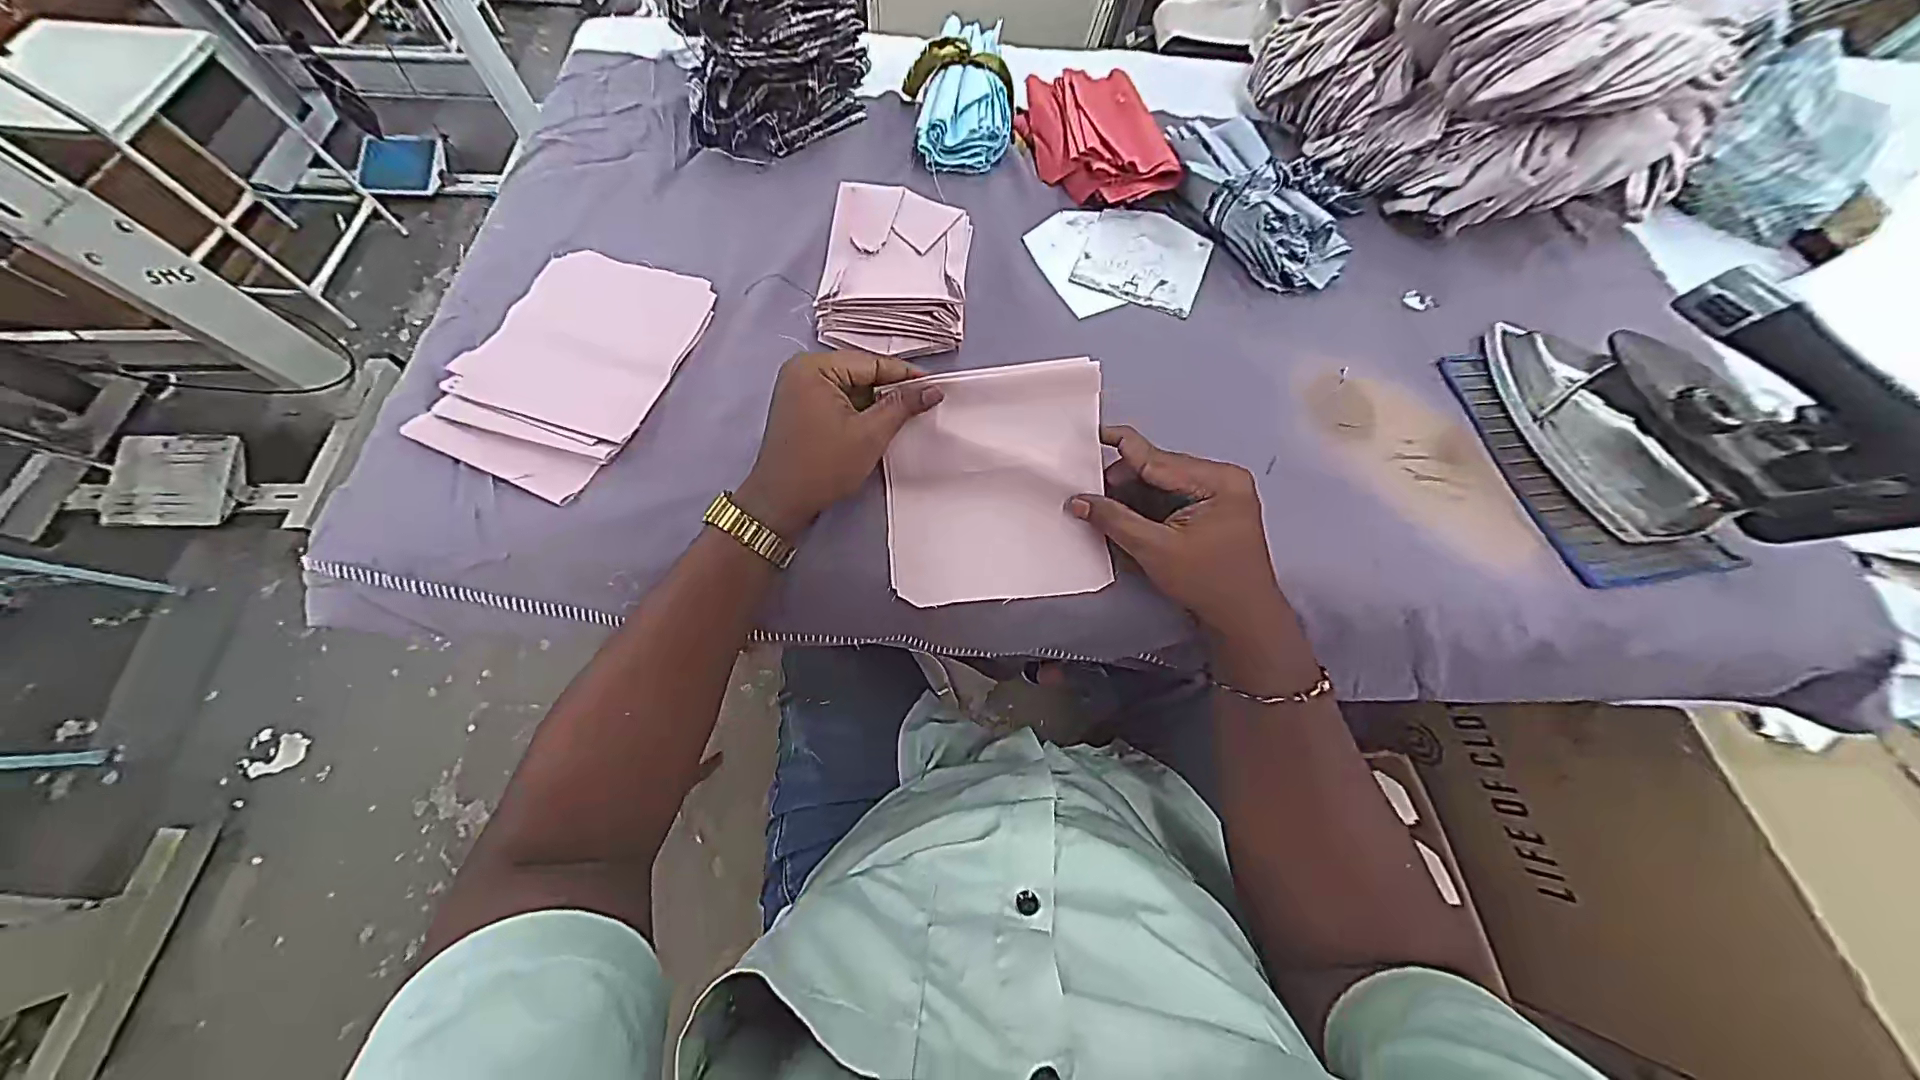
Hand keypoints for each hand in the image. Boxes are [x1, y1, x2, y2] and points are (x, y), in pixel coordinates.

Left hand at [735, 351, 942, 535]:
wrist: (781, 502)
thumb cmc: (823, 467)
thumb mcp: (870, 434)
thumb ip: (902, 406)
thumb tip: (932, 390)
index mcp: (813, 367)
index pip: (870, 363)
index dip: (905, 375)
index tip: (935, 386)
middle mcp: (802, 370)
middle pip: (860, 373)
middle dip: (891, 390)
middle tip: (924, 403)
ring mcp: (798, 389)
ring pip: (851, 388)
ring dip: (876, 403)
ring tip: (906, 416)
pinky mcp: (800, 408)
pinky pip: (838, 400)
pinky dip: (859, 411)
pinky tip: (879, 425)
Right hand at [1069, 426, 1316, 684]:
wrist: (1244, 619)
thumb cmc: (1211, 584)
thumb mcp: (1155, 549)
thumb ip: (1114, 520)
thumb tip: (1081, 501)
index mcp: (1218, 480)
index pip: (1158, 458)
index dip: (1120, 447)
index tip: (1093, 434)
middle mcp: (1220, 479)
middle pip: (1157, 468)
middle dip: (1121, 482)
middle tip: (1088, 495)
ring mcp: (1216, 494)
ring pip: (1159, 484)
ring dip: (1131, 497)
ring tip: (1103, 511)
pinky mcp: (1208, 510)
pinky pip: (1168, 498)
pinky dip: (1144, 508)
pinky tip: (1124, 519)